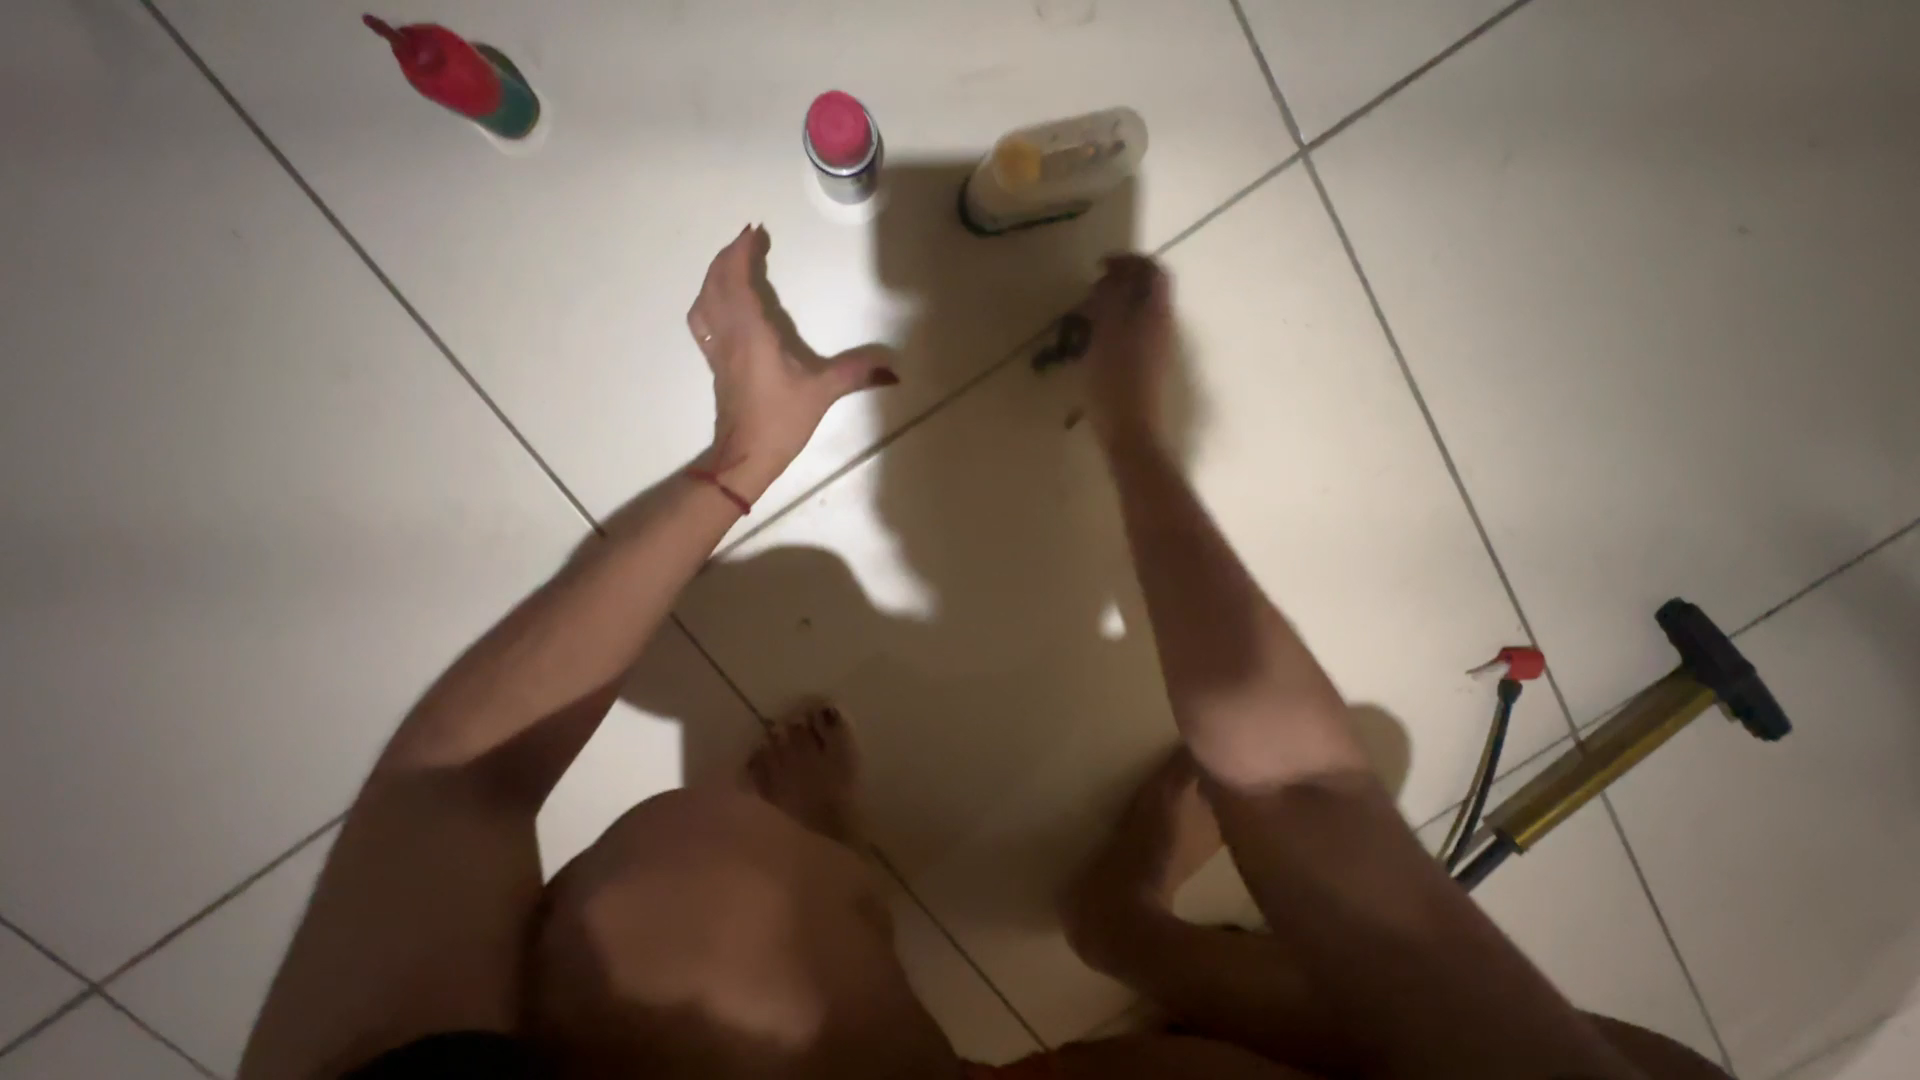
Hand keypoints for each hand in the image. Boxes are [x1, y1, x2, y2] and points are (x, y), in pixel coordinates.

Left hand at [686, 225, 896, 502]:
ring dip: (715, 274)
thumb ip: (855, 373)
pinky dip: (707, 299)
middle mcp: (729, 334)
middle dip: (729, 256)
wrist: (744, 455)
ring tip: (732, 262)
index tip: (754, 231)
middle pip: (717, 282)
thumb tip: (893, 369)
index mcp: (751, 333)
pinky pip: (702, 320)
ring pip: (705, 299)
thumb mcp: (821, 393)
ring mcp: (717, 349)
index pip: (738, 280)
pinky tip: (716, 300)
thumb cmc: (780, 421)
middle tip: (748, 238)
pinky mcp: (714, 363)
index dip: (742, 252)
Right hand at [1078, 254, 1173, 453]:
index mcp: (1155, 313)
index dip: (1128, 261)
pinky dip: (1118, 324)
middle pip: (1150, 290)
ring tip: (1090, 315)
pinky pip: (1137, 331)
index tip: (1101, 265)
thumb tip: (1112, 278)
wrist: (1131, 430)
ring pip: (1143, 311)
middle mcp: (1163, 325)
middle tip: (1094, 289)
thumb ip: (1111, 300)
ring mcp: (1159, 347)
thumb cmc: (1114, 381)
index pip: (1152, 271)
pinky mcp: (1150, 365)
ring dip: (1119, 304)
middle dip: (1123, 282)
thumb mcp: (1106, 333)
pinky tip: (1097, 340)